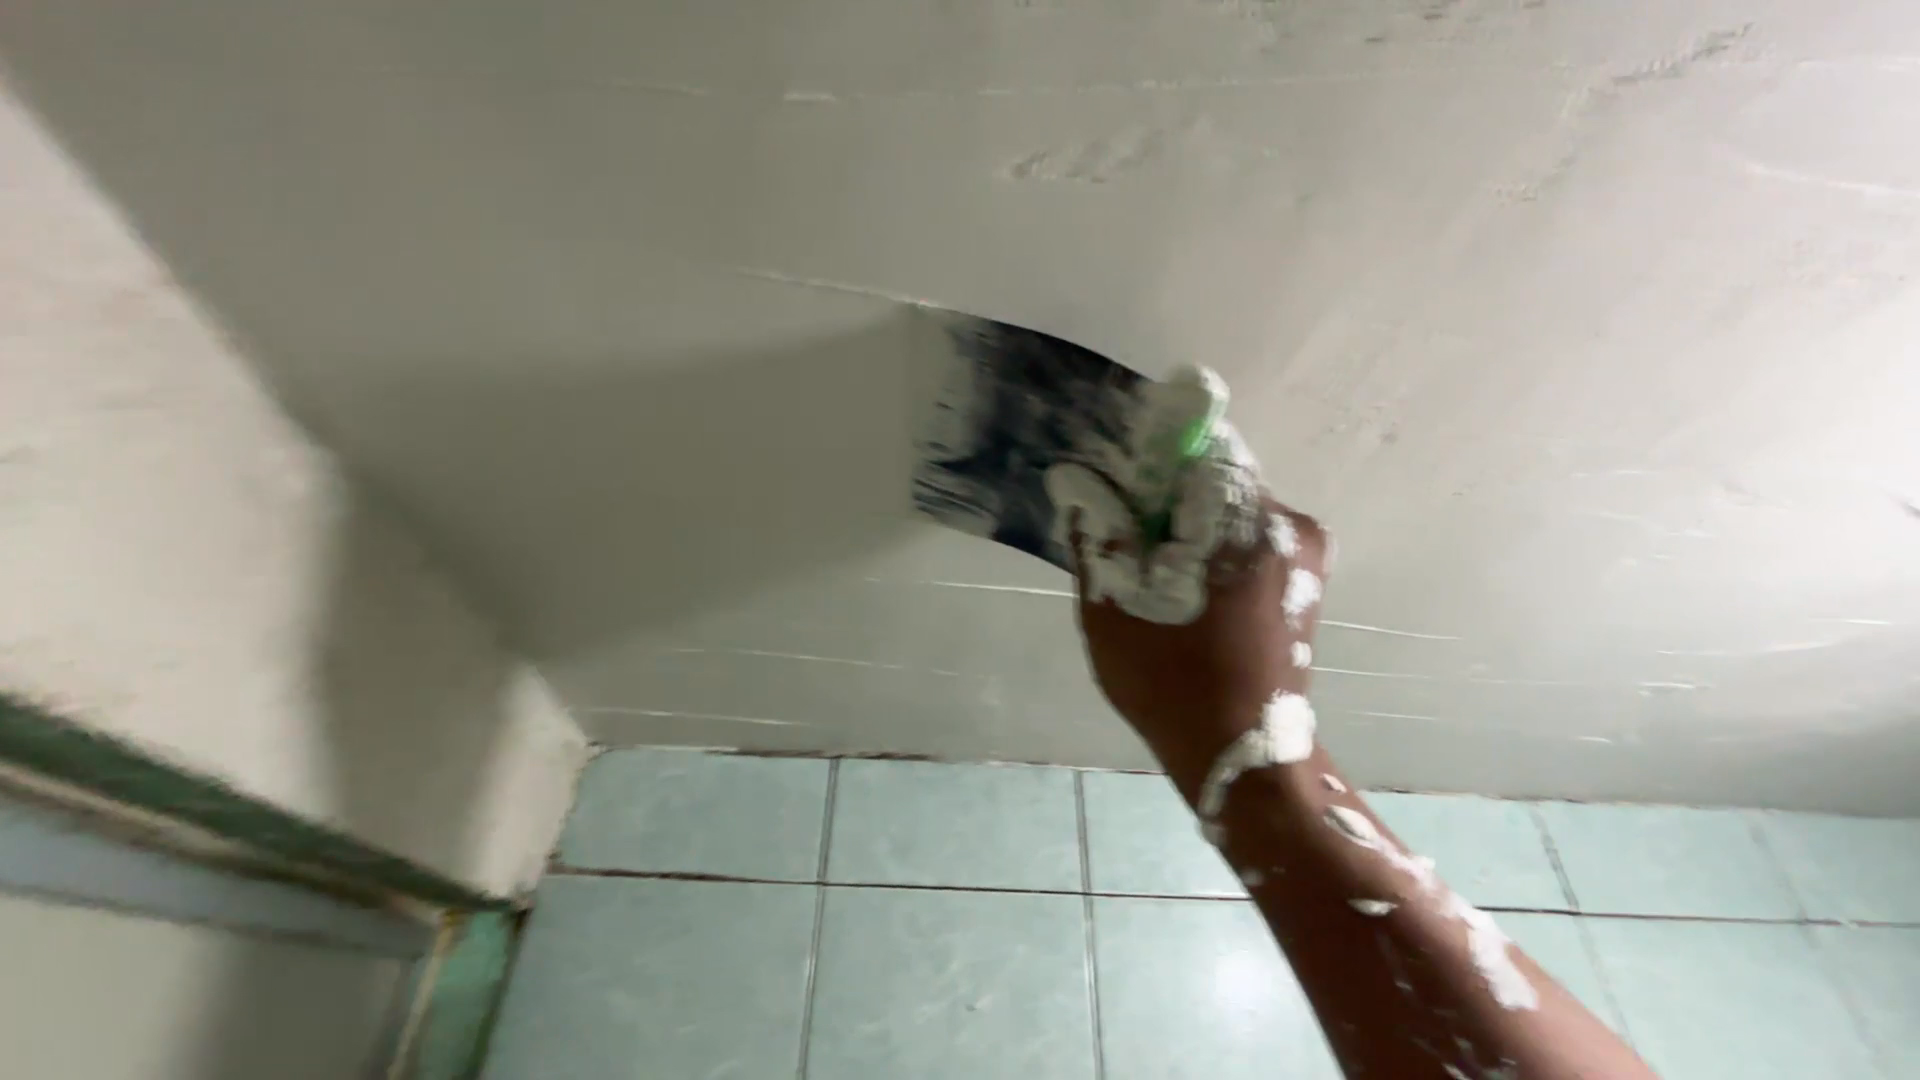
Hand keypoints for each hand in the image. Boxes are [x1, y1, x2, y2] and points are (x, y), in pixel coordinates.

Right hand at [1059, 465, 1331, 802]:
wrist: (1242, 755)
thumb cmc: (1170, 683)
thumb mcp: (1112, 609)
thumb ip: (1096, 539)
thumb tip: (1082, 487)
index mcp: (1248, 520)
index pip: (1195, 451)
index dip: (1146, 462)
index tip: (1114, 488)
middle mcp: (1290, 525)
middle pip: (1214, 482)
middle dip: (1166, 499)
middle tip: (1123, 531)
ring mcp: (1306, 555)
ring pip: (1230, 513)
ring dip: (1188, 527)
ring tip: (1147, 564)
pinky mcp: (1304, 583)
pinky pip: (1249, 541)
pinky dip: (1212, 550)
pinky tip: (1181, 585)